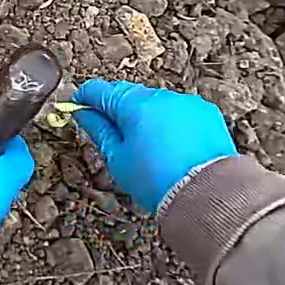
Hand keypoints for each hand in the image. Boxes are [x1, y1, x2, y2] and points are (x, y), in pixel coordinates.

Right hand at [71, 80, 236, 213]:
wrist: (206, 194)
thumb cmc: (157, 181)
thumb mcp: (117, 158)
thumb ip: (98, 130)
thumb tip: (83, 113)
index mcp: (134, 104)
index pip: (100, 90)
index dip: (85, 98)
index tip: (78, 107)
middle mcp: (161, 96)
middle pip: (130, 96)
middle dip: (120, 112)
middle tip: (114, 137)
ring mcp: (186, 102)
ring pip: (157, 105)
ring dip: (148, 118)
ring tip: (148, 149)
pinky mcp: (206, 112)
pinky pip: (181, 113)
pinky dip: (173, 124)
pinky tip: (172, 148)